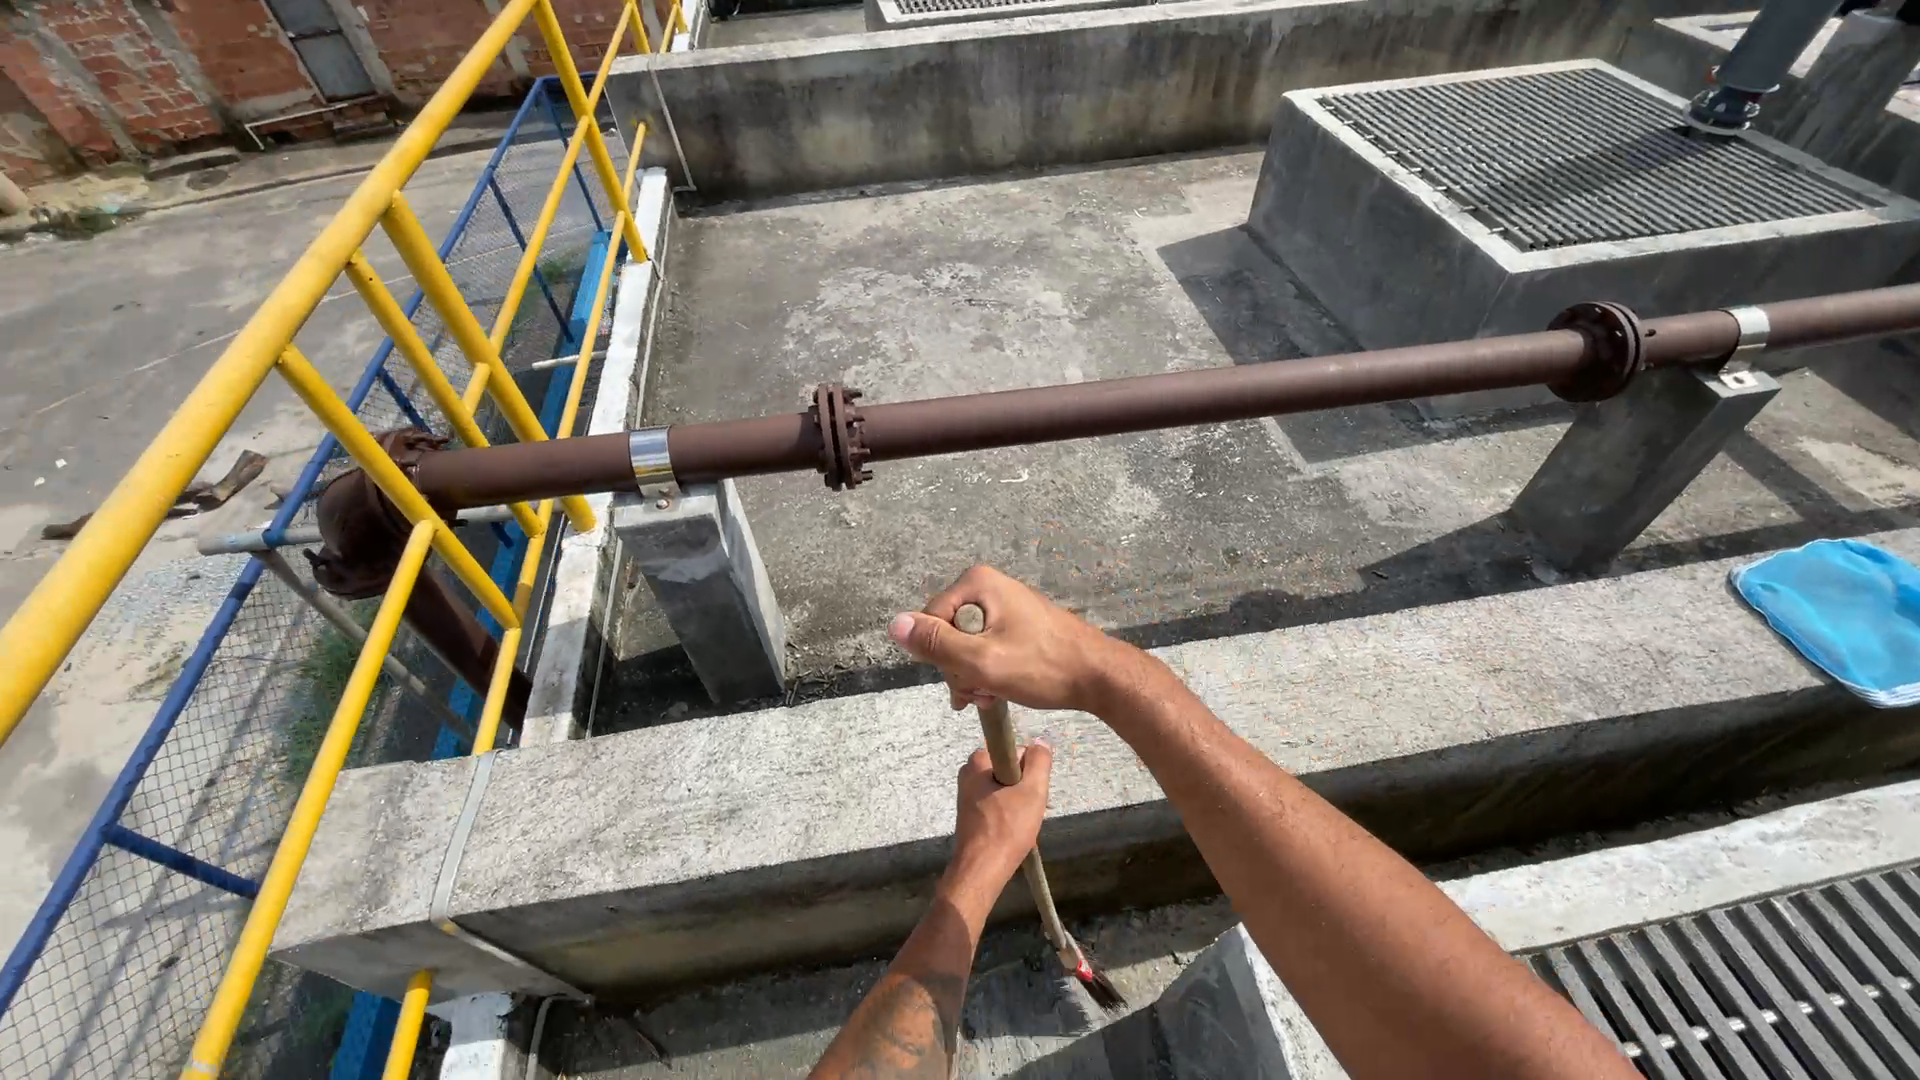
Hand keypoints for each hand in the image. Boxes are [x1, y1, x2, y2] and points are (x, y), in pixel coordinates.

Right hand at [887, 565, 1126, 712]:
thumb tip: (894, 624)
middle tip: (982, 693)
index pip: (930, 621)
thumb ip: (937, 644)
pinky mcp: (1015, 624)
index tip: (967, 681)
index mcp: (977, 584)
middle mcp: (987, 586)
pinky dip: (987, 671)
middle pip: (947, 633)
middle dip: (959, 669)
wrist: (1098, 677)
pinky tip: (999, 691)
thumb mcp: (983, 661)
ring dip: (972, 676)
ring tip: (993, 696)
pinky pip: (985, 646)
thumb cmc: (1043, 667)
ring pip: (965, 645)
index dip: (941, 657)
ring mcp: (1003, 605)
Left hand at [947, 743, 1053, 891]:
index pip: (1015, 751)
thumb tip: (1041, 742)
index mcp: (977, 761)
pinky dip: (1008, 815)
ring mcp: (967, 795)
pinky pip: (996, 805)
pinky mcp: (970, 814)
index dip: (1030, 770)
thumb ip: (1039, 762)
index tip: (1033, 791)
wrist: (982, 870)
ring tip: (1023, 824)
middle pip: (1010, 771)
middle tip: (1031, 810)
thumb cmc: (1007, 828)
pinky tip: (1014, 832)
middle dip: (1025, 788)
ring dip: (1019, 803)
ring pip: (1005, 789)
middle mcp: (968, 773)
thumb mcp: (1032, 791)